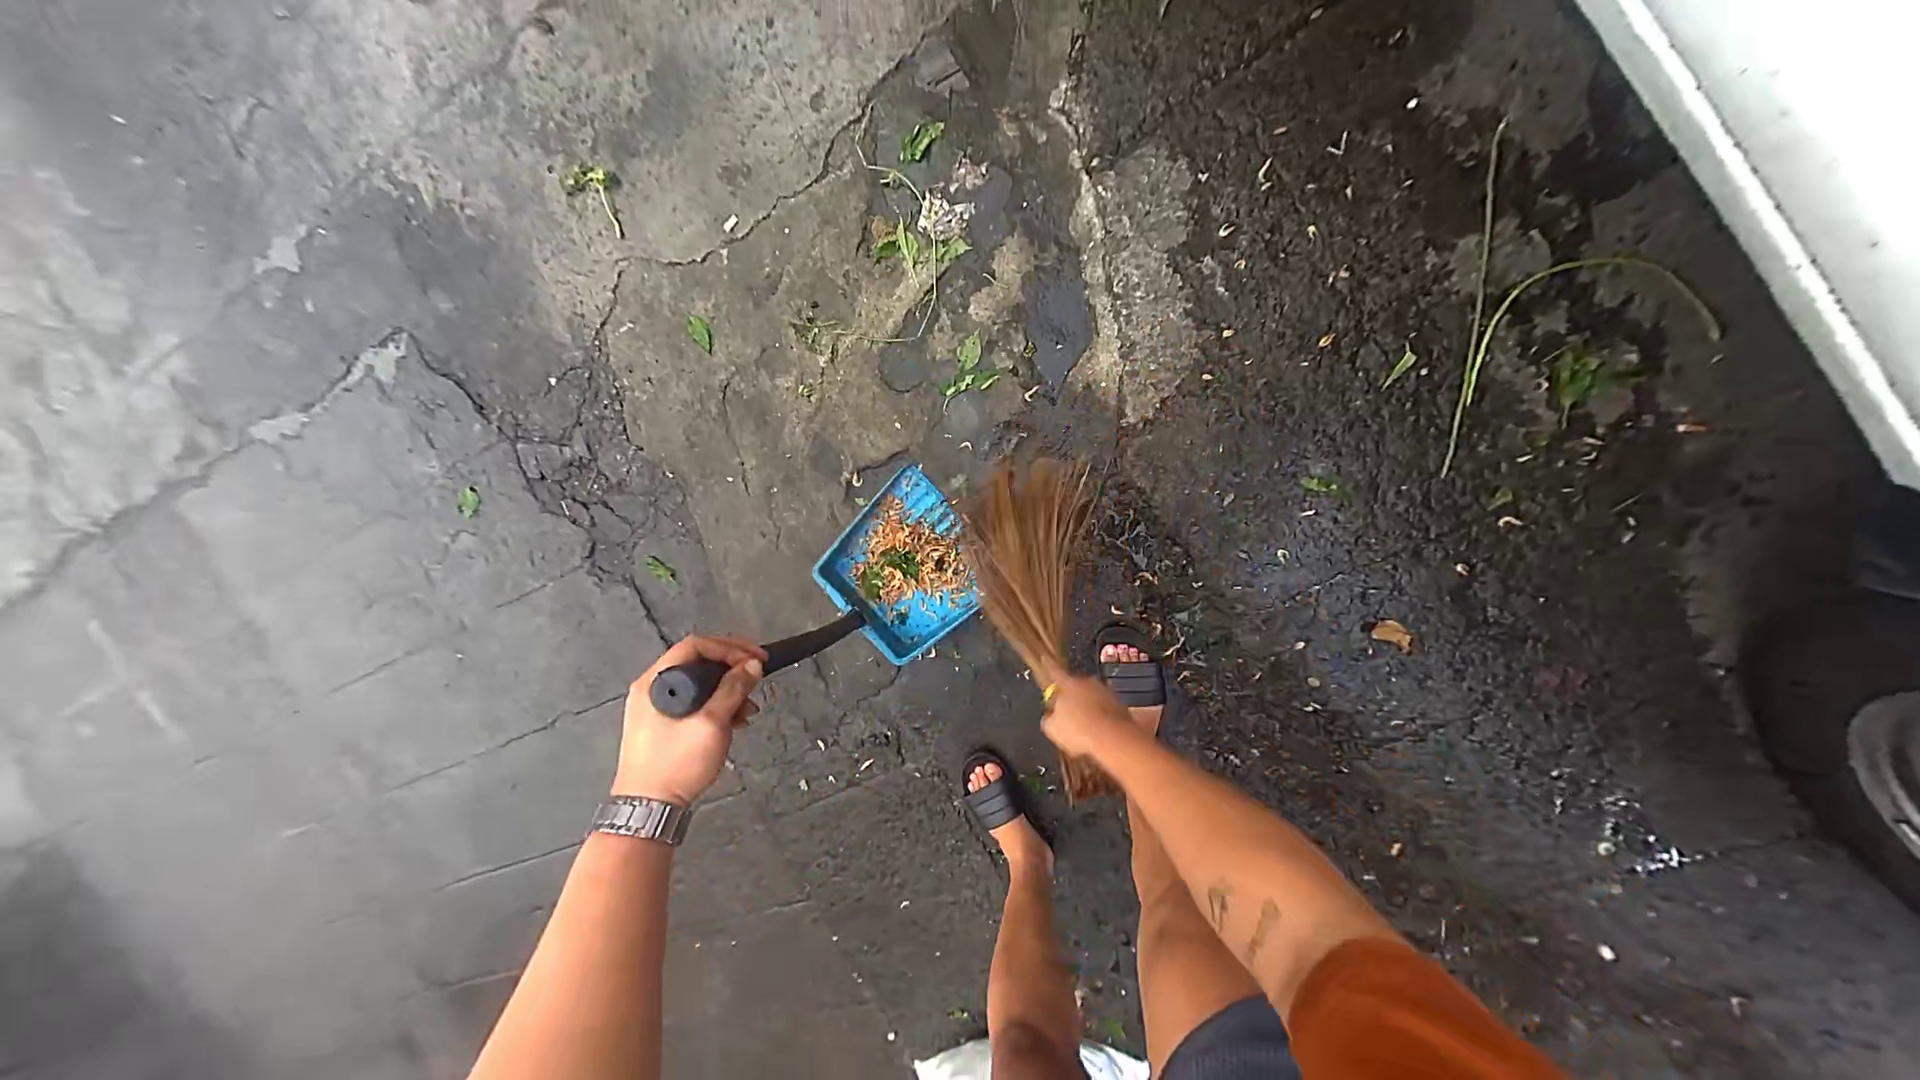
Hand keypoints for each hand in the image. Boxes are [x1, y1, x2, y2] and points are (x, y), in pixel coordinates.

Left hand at [611, 635, 766, 805]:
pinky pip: (695, 701)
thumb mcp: (712, 723)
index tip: (755, 659)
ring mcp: (656, 707)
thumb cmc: (674, 767)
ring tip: (748, 707)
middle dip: (733, 668)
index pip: (696, 645)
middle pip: (698, 661)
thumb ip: (733, 690)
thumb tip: (751, 666)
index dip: (730, 648)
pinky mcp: (664, 724)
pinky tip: (734, 719)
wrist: (649, 809)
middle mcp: (652, 689)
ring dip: (729, 689)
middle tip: (756, 675)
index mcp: (655, 682)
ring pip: (699, 682)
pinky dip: (718, 704)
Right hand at [1039, 674, 1134, 757]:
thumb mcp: (1052, 728)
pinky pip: (1105, 708)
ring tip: (1083, 728)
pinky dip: (1101, 716)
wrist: (1112, 738)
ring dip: (1087, 708)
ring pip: (1091, 697)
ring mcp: (1105, 692)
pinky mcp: (1119, 704)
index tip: (1046, 660)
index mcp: (1067, 683)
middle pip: (1074, 686)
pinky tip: (1097, 732)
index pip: (1054, 671)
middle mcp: (1087, 682)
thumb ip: (1048, 718)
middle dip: (1070, 698)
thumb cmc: (1080, 730)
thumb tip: (1049, 718)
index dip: (1048, 667)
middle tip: (1066, 715)